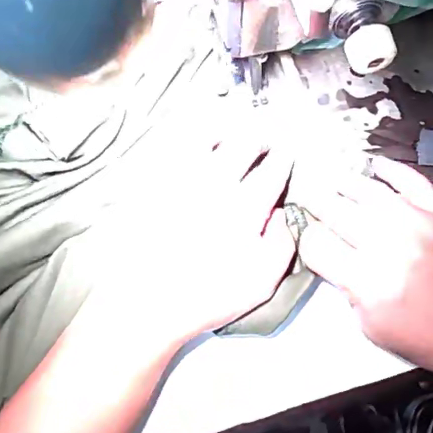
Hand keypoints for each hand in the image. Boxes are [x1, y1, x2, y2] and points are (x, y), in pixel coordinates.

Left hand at [85, 131, 296, 350]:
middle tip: (266, 139)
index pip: (274, 168)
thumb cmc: (206, 295)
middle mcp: (216, 182)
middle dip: (261, 137)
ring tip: (234, 133)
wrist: (143, 302)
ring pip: (210, 135)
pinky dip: (192, 135)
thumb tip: (283, 216)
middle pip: (245, 142)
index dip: (285, 157)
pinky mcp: (152, 180)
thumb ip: (282, 244)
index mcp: (246, 205)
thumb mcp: (261, 281)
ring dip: (228, 131)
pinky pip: (175, 145)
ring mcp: (181, 177)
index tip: (289, 152)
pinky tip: (196, 140)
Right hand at [295, 157, 432, 380]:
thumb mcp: (371, 326)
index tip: (300, 232)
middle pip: (334, 209)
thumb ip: (346, 287)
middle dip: (313, 203)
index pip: (317, 244)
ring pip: (365, 188)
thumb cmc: (429, 337)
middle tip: (303, 197)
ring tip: (326, 179)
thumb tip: (329, 254)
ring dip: (340, 181)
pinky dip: (389, 169)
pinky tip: (372, 166)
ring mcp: (416, 222)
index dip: (303, 237)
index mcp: (369, 281)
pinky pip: (408, 179)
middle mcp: (390, 245)